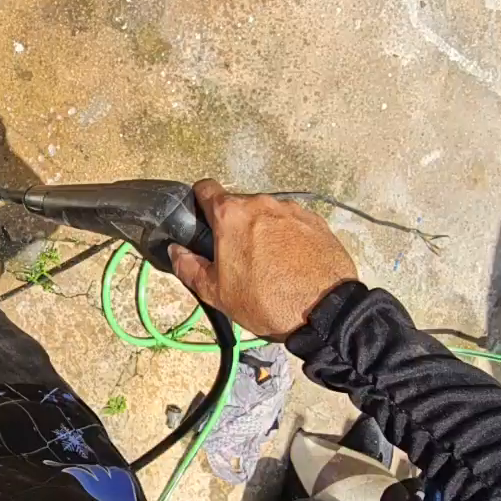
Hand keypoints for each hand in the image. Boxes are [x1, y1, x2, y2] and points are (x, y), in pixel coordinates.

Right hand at [168, 179, 357, 339]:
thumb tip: (177, 253)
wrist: (323, 311)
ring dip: (261, 230)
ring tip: (266, 262)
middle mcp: (261, 204)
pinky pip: (292, 223)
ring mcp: (291, 210)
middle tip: (235, 254)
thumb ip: (189, 267)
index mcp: (231, 216)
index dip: (200, 202)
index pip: (206, 189)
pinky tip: (288, 262)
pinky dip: (286, 237)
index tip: (202, 218)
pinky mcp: (315, 221)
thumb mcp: (215, 292)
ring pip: (266, 214)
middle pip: (238, 205)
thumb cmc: (267, 300)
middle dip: (233, 225)